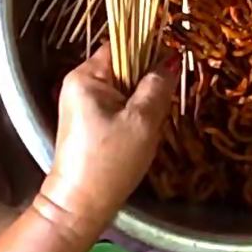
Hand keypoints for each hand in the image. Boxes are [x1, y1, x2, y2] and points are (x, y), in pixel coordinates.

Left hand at [39, 45, 173, 240]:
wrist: (78, 206)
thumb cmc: (109, 162)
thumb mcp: (142, 122)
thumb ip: (157, 86)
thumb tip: (172, 58)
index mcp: (86, 76)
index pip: (121, 45)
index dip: (148, 49)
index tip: (173, 62)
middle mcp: (78, 83)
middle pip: (122, 65)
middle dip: (147, 79)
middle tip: (165, 98)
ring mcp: (81, 102)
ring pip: (122, 86)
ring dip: (142, 98)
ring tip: (155, 118)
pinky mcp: (86, 121)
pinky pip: (116, 103)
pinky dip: (132, 112)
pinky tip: (143, 130)